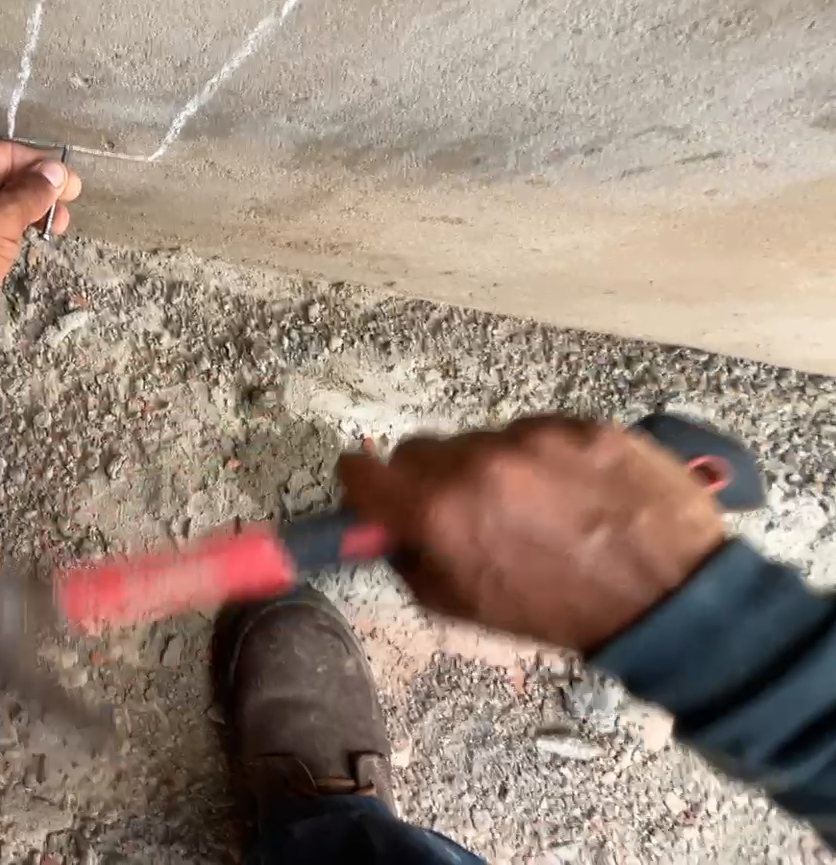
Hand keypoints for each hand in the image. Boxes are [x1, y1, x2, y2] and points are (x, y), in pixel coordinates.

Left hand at [0, 141, 82, 317]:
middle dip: (33, 196)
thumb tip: (55, 172)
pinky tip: (14, 245)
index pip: (2, 153)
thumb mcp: (0, 219)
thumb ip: (31, 193)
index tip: (71, 186)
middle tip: (64, 215)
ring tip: (48, 232)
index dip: (41, 168)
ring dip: (17, 216)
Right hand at [337, 416, 725, 652]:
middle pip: (416, 450)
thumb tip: (383, 528)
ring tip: (537, 501)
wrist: (678, 603)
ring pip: (477, 440)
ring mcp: (528, 440)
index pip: (357, 469)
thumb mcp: (456, 603)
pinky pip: (535, 431)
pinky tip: (574, 488)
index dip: (365, 484)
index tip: (382, 496)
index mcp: (434, 509)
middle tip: (468, 506)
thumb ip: (404, 556)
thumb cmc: (555, 610)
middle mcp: (470, 464)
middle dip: (430, 477)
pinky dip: (542, 455)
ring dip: (489, 465)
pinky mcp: (579, 426)